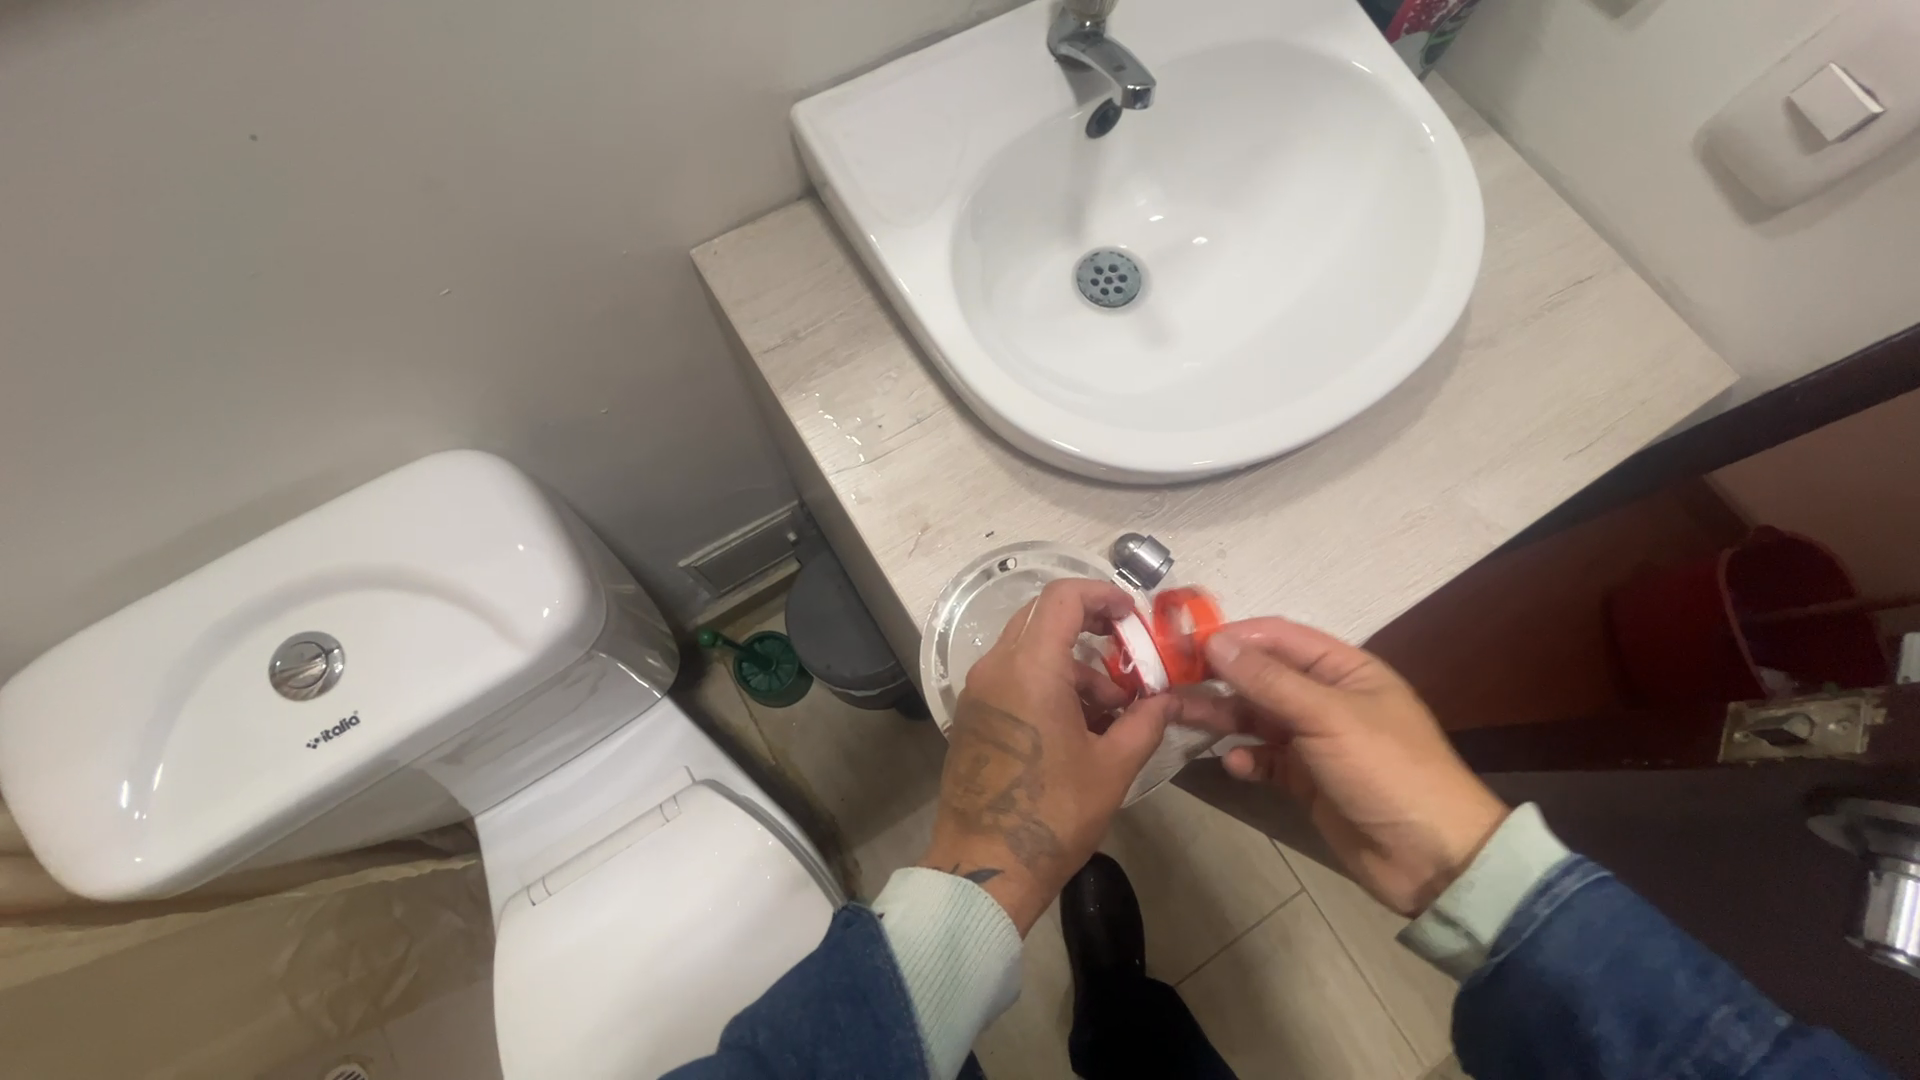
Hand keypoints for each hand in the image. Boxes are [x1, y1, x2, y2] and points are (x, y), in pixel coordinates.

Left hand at [920, 579, 1179, 934]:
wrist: (985, 865)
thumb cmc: (1053, 813)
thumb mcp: (1113, 766)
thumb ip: (1145, 722)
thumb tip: (1166, 701)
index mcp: (1030, 667)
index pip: (1062, 597)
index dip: (1101, 595)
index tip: (1132, 616)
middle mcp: (996, 666)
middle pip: (1044, 618)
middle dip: (1091, 629)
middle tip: (1129, 657)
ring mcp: (978, 689)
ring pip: (1030, 649)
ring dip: (1074, 666)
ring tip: (1113, 711)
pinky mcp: (973, 712)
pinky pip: (1013, 676)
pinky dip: (1048, 682)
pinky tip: (1080, 724)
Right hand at [1183, 617, 1508, 916]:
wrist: (1434, 859)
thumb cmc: (1387, 770)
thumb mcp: (1327, 717)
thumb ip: (1268, 680)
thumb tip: (1214, 642)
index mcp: (1343, 669)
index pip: (1277, 637)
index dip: (1233, 637)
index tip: (1184, 645)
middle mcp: (1325, 697)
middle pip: (1260, 676)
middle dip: (1218, 678)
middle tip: (1170, 683)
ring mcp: (1314, 739)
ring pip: (1255, 717)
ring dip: (1221, 717)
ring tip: (1181, 718)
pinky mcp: (1306, 778)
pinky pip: (1265, 758)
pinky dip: (1246, 758)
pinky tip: (1236, 766)